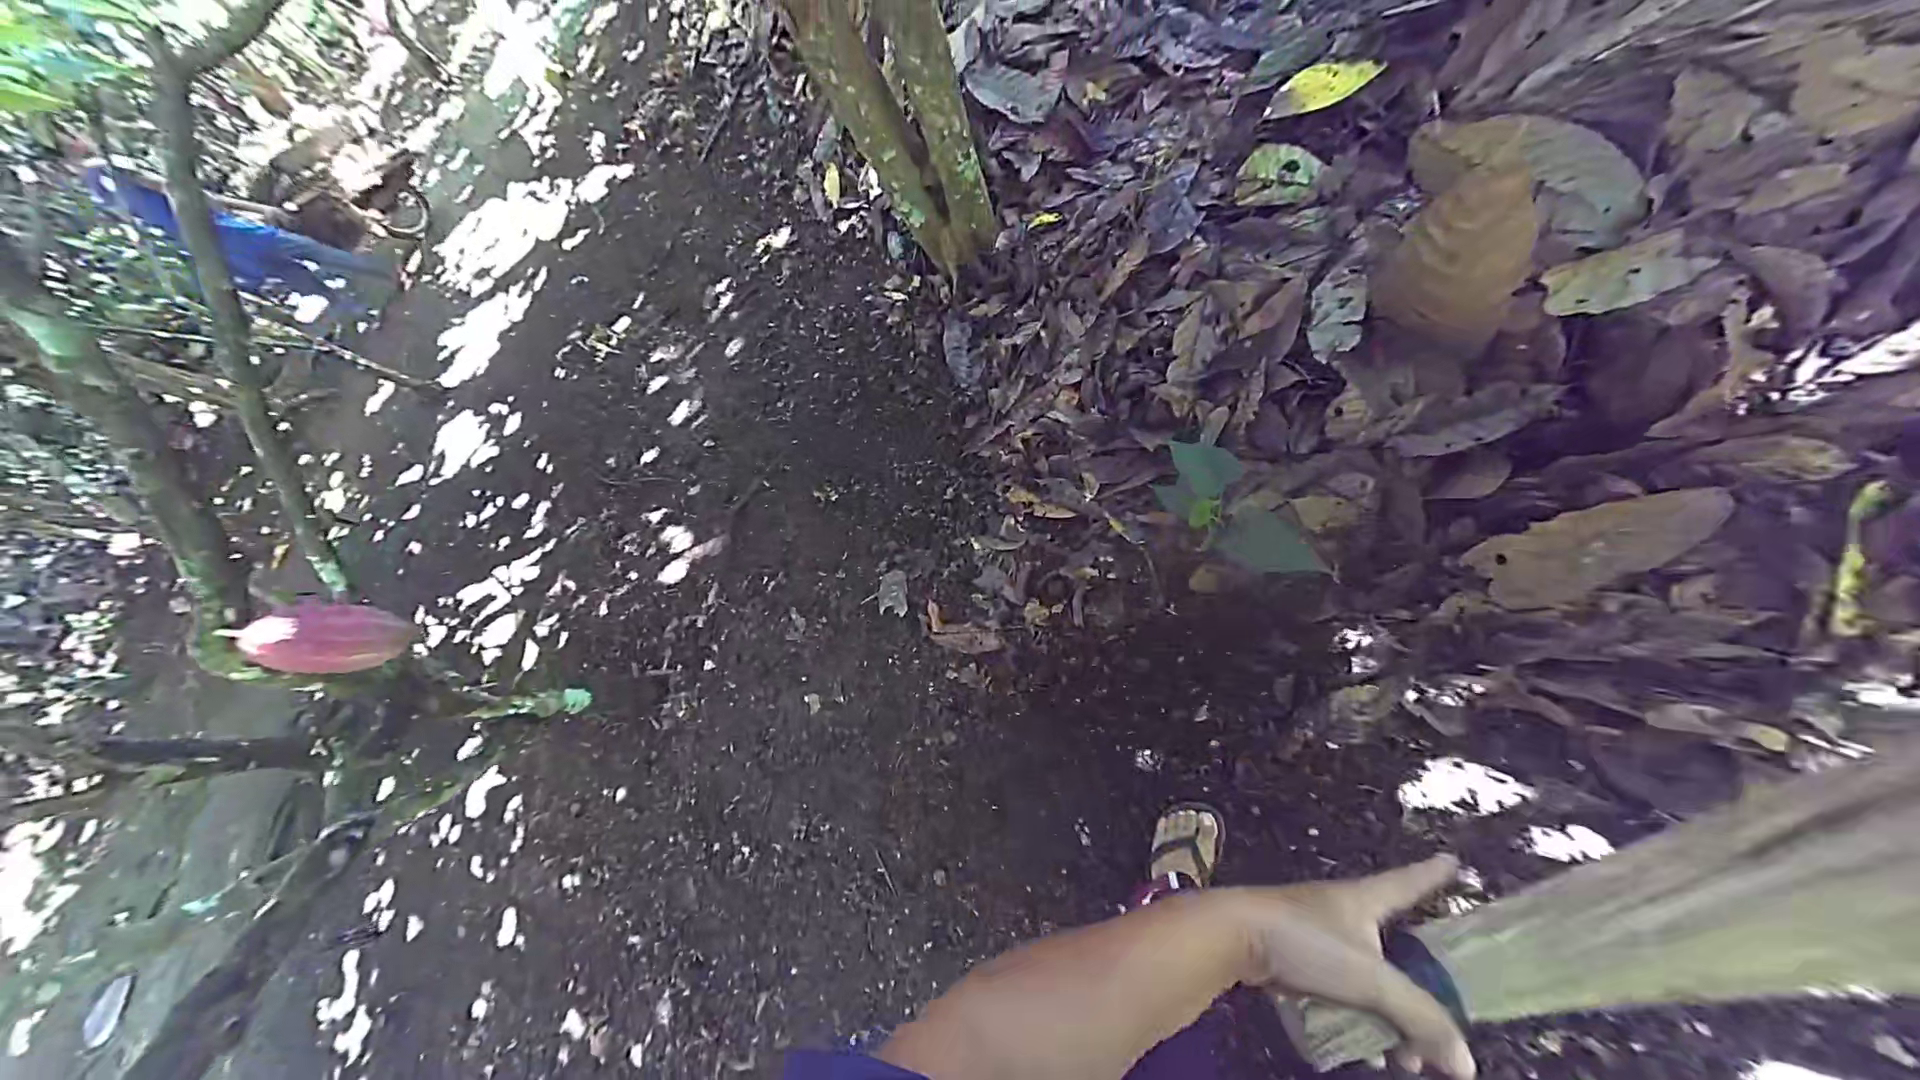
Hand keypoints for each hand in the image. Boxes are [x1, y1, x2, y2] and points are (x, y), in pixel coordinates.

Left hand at [1229, 855, 1473, 1079]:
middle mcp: (1344, 912)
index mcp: (1364, 900)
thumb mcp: (1369, 978)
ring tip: (1405, 1059)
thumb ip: (1419, 1017)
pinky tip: (1368, 1051)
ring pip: (1372, 980)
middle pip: (1398, 950)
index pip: (1408, 883)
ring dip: (1393, 1022)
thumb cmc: (1303, 941)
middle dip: (1423, 997)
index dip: (1432, 875)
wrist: (1233, 937)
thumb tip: (1464, 1060)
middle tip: (1440, 1038)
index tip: (1452, 860)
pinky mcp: (1299, 958)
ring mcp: (1319, 934)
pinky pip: (1344, 991)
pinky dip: (1362, 1020)